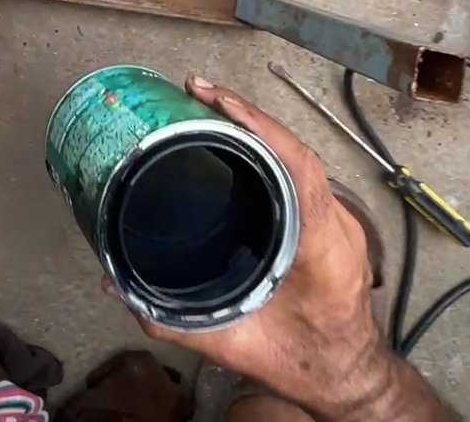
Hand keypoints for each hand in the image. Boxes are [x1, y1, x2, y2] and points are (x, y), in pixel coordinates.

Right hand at [116, 76, 398, 418]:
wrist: (353, 379)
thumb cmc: (305, 364)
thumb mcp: (237, 349)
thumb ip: (175, 322)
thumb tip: (116, 286)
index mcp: (323, 248)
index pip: (300, 169)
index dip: (260, 127)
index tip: (216, 101)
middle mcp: (337, 223)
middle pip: (295, 149)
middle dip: (246, 112)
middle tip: (195, 90)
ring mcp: (339, 217)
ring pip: (299, 153)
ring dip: (256, 122)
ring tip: (207, 101)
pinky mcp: (332, 217)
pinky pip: (300, 167)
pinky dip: (267, 142)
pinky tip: (235, 134)